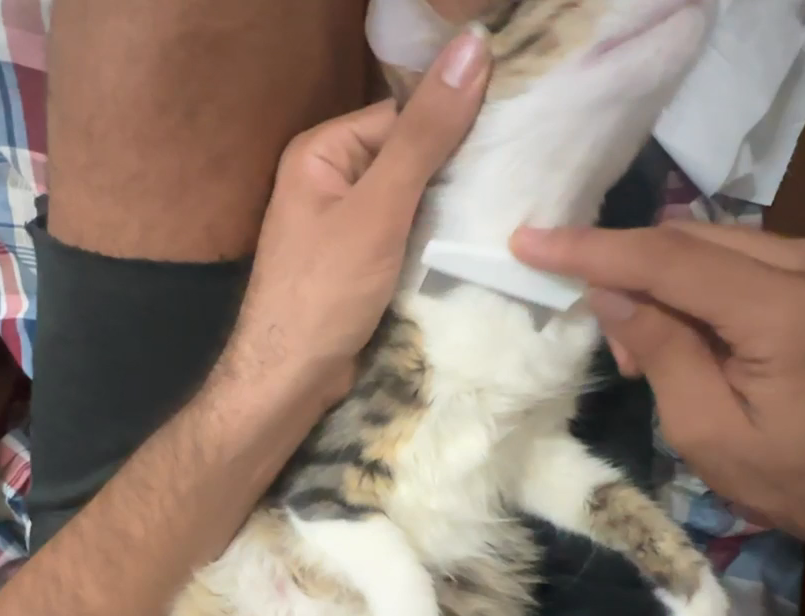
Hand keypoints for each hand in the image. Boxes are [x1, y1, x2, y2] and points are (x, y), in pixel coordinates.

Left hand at [230, 25, 489, 402]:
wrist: (291, 379)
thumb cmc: (324, 292)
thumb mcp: (379, 208)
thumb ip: (424, 135)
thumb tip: (472, 47)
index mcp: (321, 152)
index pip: (401, 115)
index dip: (453, 123)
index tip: (509, 138)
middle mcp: (329, 182)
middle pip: (408, 157)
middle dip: (454, 171)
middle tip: (513, 179)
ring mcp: (342, 227)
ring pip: (411, 202)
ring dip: (448, 211)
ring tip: (501, 212)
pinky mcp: (358, 266)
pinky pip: (404, 239)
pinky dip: (432, 243)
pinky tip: (469, 247)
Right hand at [511, 222, 804, 582]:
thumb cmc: (790, 479)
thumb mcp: (704, 429)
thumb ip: (659, 350)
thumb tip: (608, 292)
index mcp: (788, 310)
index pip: (669, 260)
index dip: (592, 249)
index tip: (529, 240)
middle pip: (690, 241)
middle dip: (626, 275)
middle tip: (607, 342)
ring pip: (711, 244)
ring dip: (658, 283)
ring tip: (643, 351)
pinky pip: (738, 259)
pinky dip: (693, 285)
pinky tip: (683, 333)